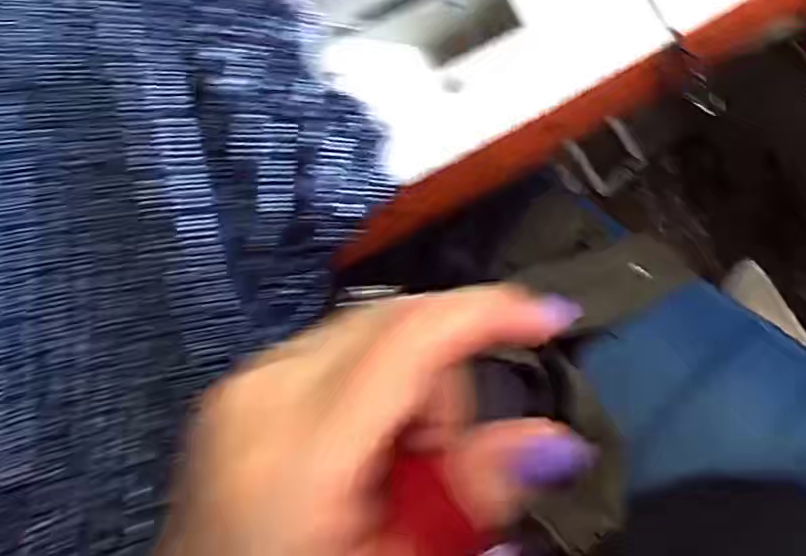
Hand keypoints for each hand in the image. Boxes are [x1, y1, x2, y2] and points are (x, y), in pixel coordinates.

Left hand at [159, 286, 593, 555]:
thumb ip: (476, 492)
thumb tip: (559, 441)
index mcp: (296, 451)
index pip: (418, 333)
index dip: (496, 312)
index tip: (557, 317)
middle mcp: (266, 389)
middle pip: (409, 318)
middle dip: (454, 369)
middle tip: (447, 455)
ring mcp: (249, 379)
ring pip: (385, 320)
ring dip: (421, 372)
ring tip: (402, 455)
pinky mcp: (246, 379)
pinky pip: (352, 335)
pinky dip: (387, 369)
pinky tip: (374, 432)